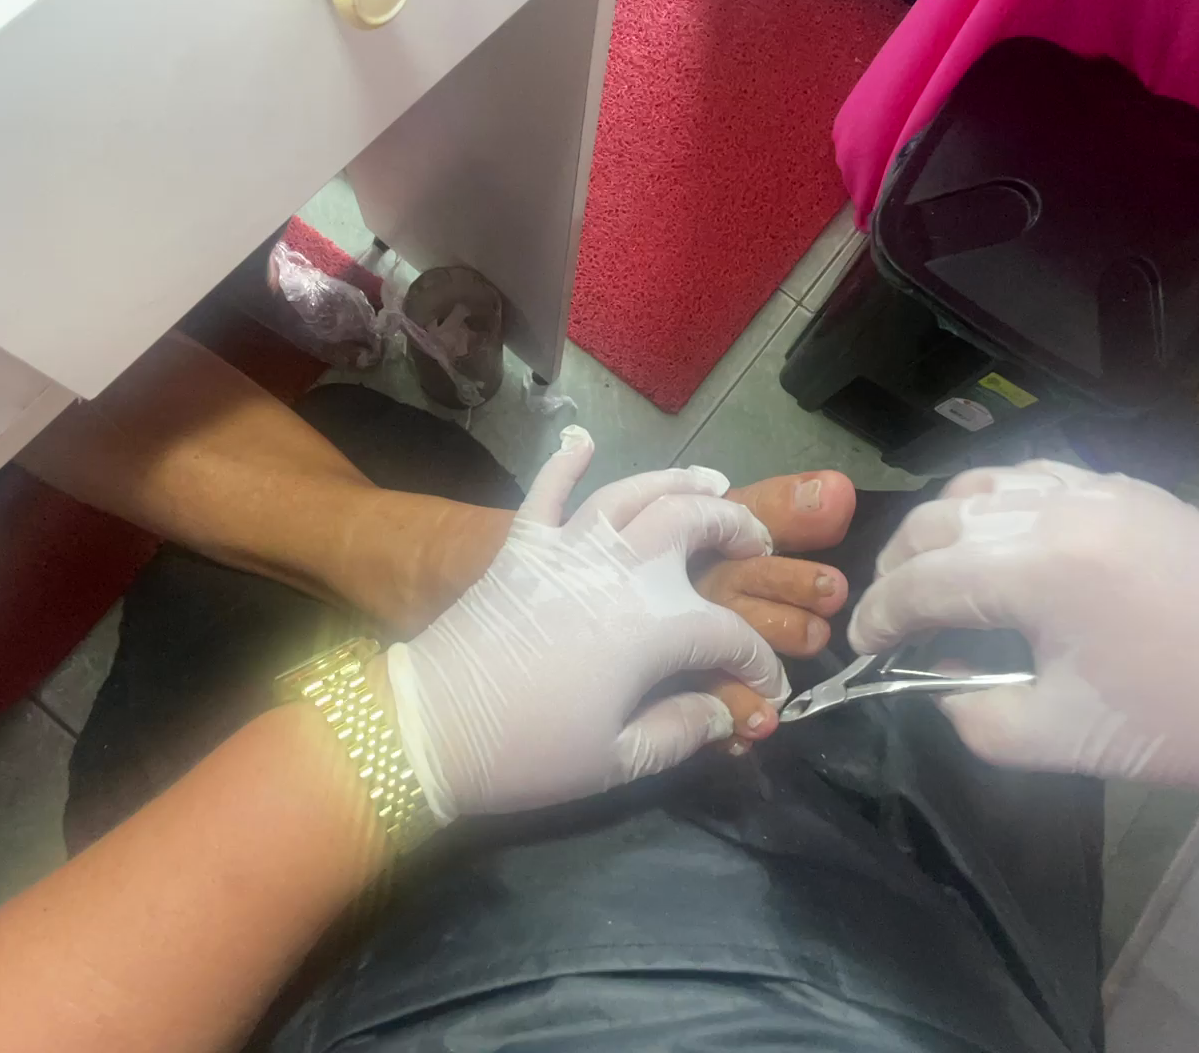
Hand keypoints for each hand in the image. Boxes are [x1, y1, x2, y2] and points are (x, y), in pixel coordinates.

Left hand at [387, 426, 789, 819]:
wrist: (429, 727)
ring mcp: (567, 548)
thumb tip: (727, 716)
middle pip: (693, 525)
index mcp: (652, 628)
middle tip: (754, 546)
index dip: (759, 665)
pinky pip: (545, 491)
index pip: (729, 635)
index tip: (768, 692)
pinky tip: (582, 439)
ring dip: (678, 481)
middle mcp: (618, 571)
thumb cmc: (526, 752)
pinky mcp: (522, 546)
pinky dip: (564, 462)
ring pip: (633, 492)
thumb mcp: (617, 759)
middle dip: (737, 530)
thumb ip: (683, 731)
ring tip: (712, 481)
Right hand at [848, 460, 1198, 861]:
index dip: (877, 618)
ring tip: (932, 579)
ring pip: (971, 490)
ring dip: (934, 535)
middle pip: (933, 524)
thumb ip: (970, 714)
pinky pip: (1024, 478)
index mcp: (1041, 568)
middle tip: (890, 622)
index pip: (920, 582)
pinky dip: (984, 507)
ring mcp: (1094, 487)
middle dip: (895, 573)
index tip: (860, 650)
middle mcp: (1057, 508)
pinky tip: (992, 542)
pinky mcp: (1125, 488)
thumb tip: (932, 682)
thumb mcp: (1065, 742)